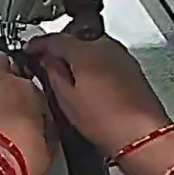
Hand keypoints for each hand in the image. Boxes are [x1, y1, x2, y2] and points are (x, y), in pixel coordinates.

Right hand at [27, 27, 171, 155]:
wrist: (143, 137)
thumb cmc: (108, 122)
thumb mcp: (66, 99)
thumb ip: (52, 73)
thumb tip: (47, 62)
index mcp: (85, 50)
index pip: (54, 38)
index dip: (38, 44)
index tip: (30, 50)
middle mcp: (105, 46)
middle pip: (75, 37)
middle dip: (59, 48)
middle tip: (46, 61)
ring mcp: (121, 56)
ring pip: (91, 46)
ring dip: (77, 55)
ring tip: (67, 76)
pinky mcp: (131, 68)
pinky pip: (105, 57)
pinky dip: (92, 64)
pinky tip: (87, 82)